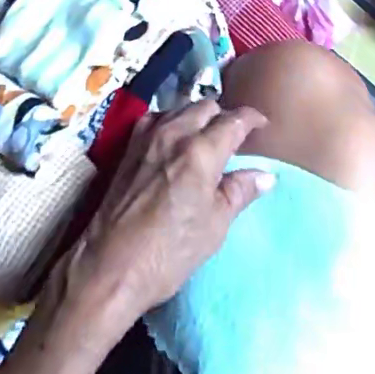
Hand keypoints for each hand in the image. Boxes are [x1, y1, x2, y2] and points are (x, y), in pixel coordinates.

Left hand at [50, 100, 273, 337]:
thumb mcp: (214, 226)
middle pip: (207, 106)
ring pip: (182, 108)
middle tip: (234, 138)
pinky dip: (174, 121)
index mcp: (201, 151)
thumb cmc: (169, 252)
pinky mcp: (129, 145)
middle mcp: (175, 133)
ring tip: (207, 139)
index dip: (252, 119)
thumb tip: (265, 175)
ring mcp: (148, 136)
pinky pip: (159, 118)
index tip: (262, 125)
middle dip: (224, 117)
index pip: (234, 120)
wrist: (110, 267)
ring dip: (198, 117)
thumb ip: (239, 192)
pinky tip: (176, 142)